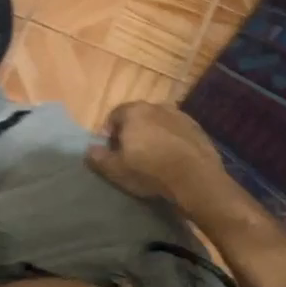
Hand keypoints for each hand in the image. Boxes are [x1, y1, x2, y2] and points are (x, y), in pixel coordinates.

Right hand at [87, 101, 234, 215]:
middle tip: (133, 155)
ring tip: (155, 158)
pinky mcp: (197, 128)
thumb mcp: (116, 170)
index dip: (110, 134)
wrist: (196, 180)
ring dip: (154, 135)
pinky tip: (174, 159)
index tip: (113, 152)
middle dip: (133, 132)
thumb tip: (88, 149)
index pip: (114, 116)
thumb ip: (98, 157)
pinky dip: (173, 140)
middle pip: (137, 117)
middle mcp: (156, 106)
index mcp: (133, 111)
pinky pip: (177, 131)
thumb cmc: (150, 172)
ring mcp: (179, 116)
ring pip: (159, 123)